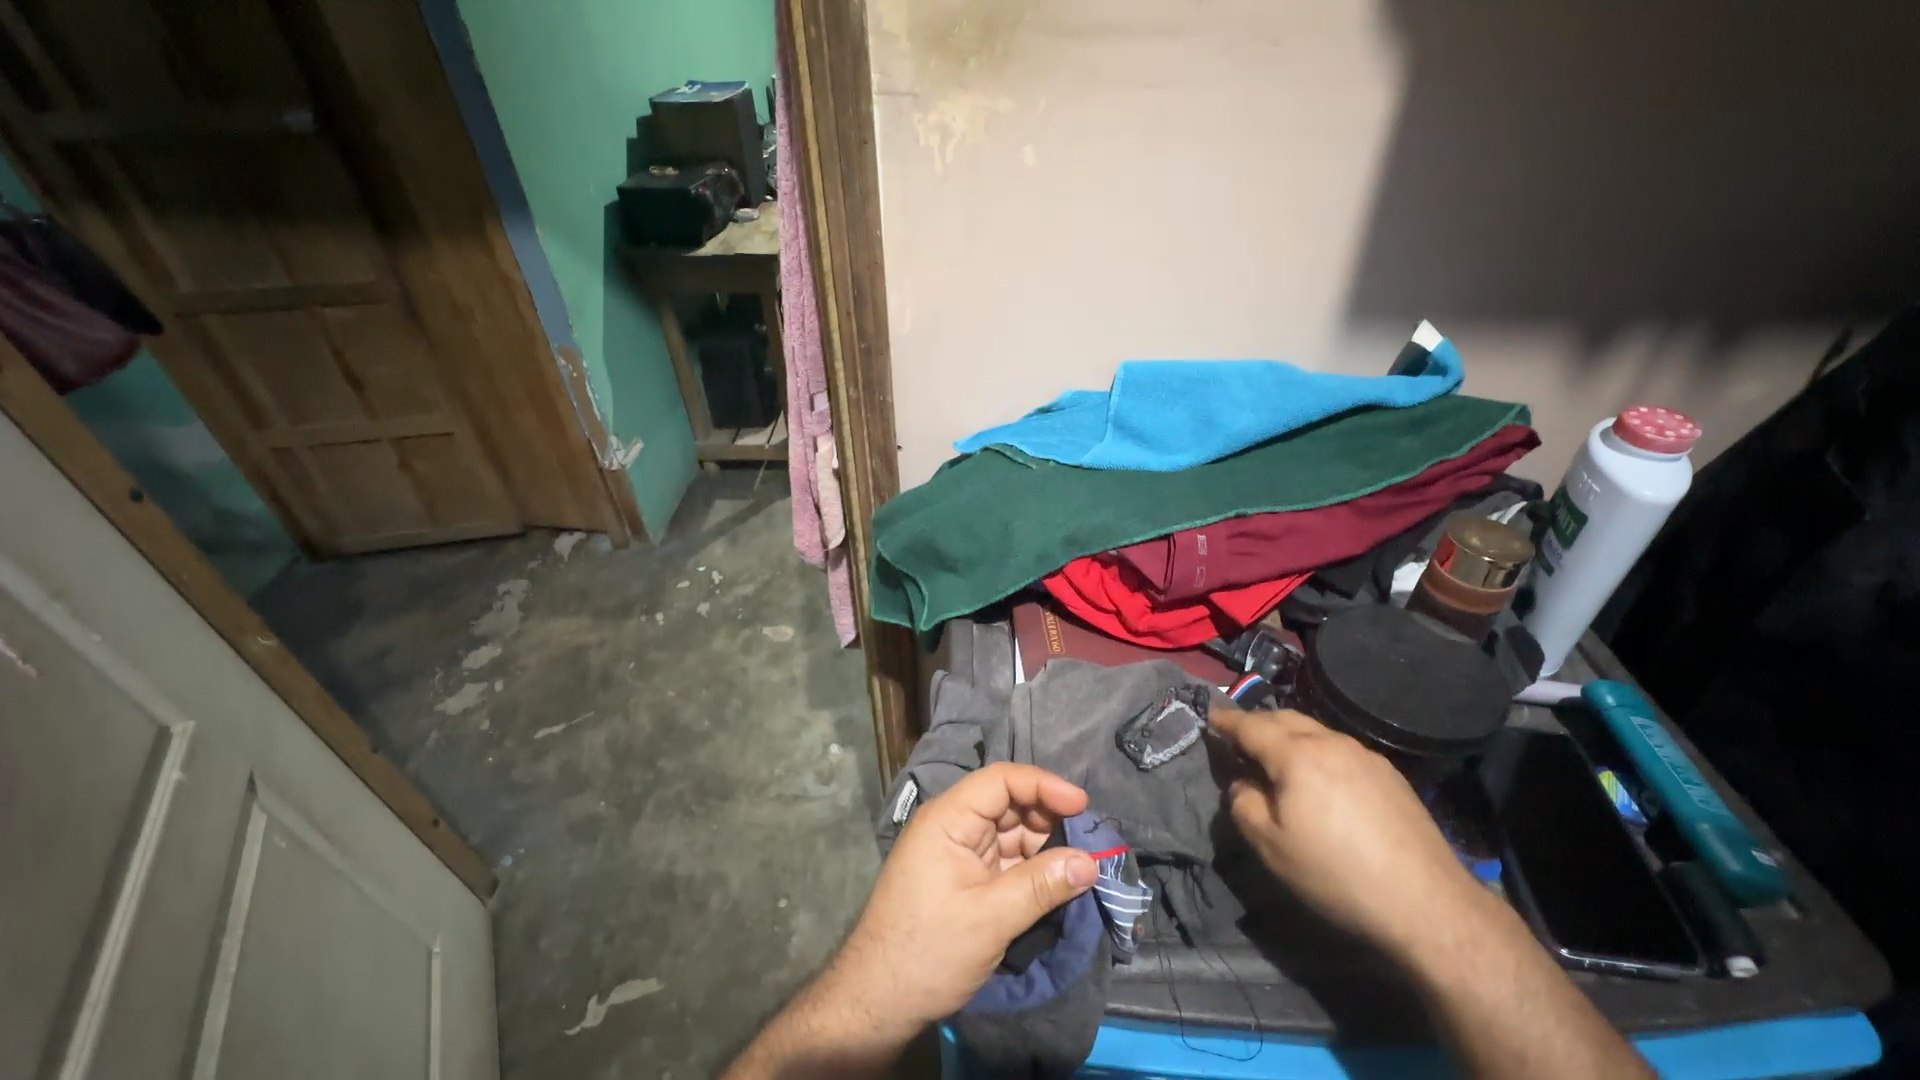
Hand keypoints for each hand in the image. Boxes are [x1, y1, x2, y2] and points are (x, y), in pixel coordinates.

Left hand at [828, 764, 1098, 1034]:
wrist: (879, 1001)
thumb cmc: (927, 952)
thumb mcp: (990, 919)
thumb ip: (1041, 886)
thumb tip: (1091, 862)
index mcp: (948, 820)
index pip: (1001, 781)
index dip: (1043, 785)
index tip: (1083, 805)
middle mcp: (954, 827)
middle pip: (1010, 805)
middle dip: (1051, 819)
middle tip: (1092, 843)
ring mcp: (960, 854)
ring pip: (1012, 834)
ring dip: (1046, 847)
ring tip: (1084, 866)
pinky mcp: (967, 881)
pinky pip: (1007, 861)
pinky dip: (1034, 869)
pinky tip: (1060, 883)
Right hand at [1212, 707, 1481, 962]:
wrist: (1425, 902)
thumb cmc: (1335, 874)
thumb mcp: (1270, 846)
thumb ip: (1243, 803)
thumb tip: (1245, 782)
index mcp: (1297, 754)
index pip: (1251, 726)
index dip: (1226, 721)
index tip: (1209, 717)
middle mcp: (1331, 743)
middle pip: (1285, 719)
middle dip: (1257, 722)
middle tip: (1237, 735)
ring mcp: (1365, 756)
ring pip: (1316, 731)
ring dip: (1289, 735)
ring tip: (1275, 753)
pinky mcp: (1390, 774)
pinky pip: (1339, 749)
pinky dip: (1317, 750)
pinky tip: (1319, 775)